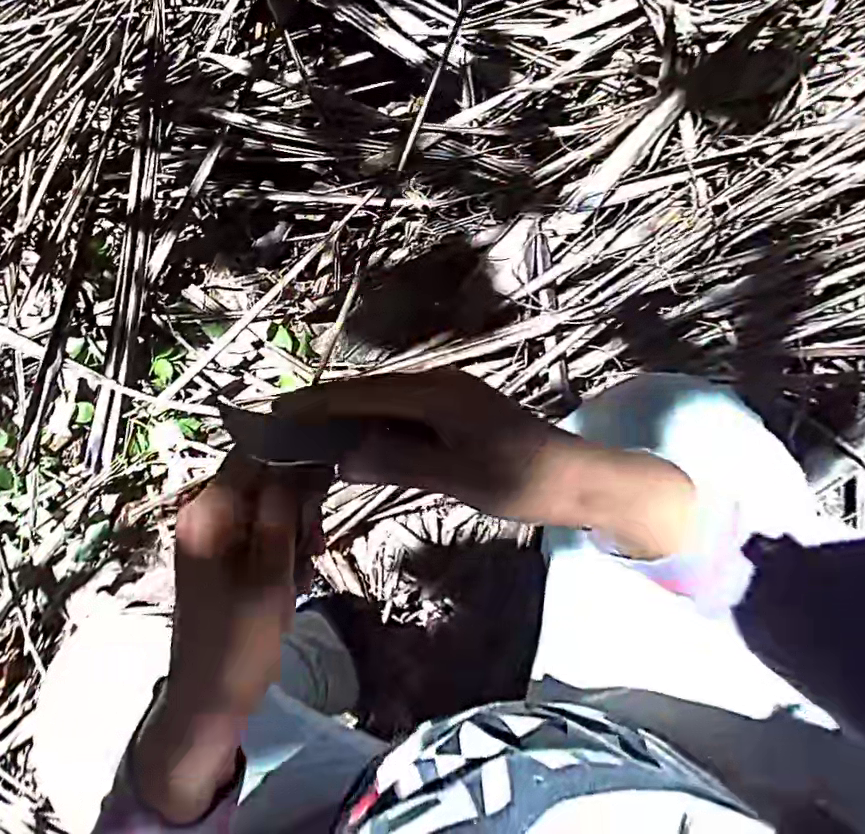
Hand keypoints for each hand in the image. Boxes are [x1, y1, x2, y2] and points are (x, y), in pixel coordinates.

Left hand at [132, 452, 302, 822]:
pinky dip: (279, 550)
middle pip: (260, 481)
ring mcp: (212, 534)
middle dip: (293, 507)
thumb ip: (281, 514)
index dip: (290, 460)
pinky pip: (257, 533)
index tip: (323, 481)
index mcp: (207, 511)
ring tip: (301, 570)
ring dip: (291, 532)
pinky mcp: (221, 554)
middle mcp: (204, 513)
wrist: (208, 701)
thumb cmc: (238, 642)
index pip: (251, 456)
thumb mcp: (269, 575)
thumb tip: (296, 462)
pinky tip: (290, 580)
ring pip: (265, 508)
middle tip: (312, 544)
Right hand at [273, 369, 697, 557]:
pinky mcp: (452, 409)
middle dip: (325, 406)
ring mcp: (445, 394)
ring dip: (347, 415)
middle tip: (284, 423)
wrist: (583, 478)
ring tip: (308, 432)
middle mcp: (435, 384)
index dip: (319, 404)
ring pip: (382, 401)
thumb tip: (343, 458)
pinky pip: (400, 412)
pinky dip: (372, 424)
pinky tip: (356, 440)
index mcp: (435, 393)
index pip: (362, 395)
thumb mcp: (460, 477)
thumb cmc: (523, 481)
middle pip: (367, 392)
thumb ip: (399, 462)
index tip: (281, 412)